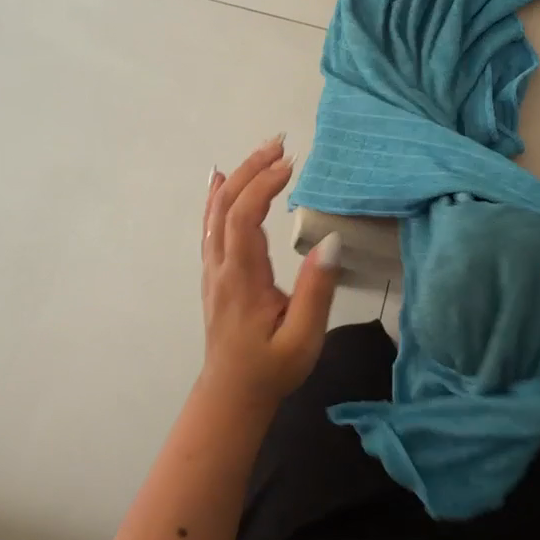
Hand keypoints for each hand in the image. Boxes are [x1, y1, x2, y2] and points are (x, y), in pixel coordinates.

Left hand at [199, 136, 342, 412]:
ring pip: (215, 212)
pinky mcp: (214, 273)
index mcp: (242, 279)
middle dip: (251, 170)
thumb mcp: (303, 337)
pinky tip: (220, 178)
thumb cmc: (271, 368)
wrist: (232, 394)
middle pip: (225, 206)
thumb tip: (329, 241)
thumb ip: (315, 290)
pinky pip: (210, 225)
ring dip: (237, 178)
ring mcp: (212, 269)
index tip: (290, 165)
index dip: (263, 186)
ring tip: (262, 152)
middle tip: (280, 145)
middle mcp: (220, 267)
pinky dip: (216, 196)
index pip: (244, 218)